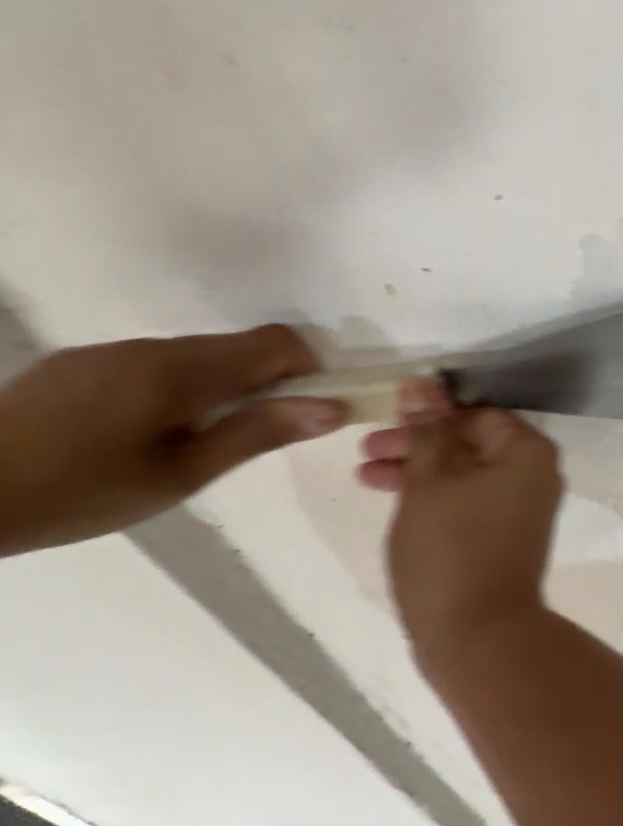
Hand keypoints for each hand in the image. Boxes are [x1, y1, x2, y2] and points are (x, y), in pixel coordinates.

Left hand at [0, 325, 346, 555]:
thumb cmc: (74, 494)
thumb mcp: (180, 476)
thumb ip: (258, 434)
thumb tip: (333, 408)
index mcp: (181, 371)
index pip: (278, 342)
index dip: (308, 369)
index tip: (305, 410)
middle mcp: (150, 348)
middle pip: (237, 348)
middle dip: (264, 382)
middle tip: (248, 437)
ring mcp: (107, 354)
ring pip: (195, 357)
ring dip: (216, 387)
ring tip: (185, 443)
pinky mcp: (75, 366)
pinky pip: (150, 365)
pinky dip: (171, 389)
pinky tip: (132, 435)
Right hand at [357, 379, 563, 656]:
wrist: (479, 633)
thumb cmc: (452, 549)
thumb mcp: (429, 482)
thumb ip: (426, 431)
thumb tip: (423, 383)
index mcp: (529, 450)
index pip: (479, 413)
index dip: (431, 412)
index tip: (384, 416)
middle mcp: (537, 471)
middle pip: (473, 440)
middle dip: (420, 440)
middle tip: (366, 447)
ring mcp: (525, 504)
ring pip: (468, 470)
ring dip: (420, 467)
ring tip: (365, 473)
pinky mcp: (508, 532)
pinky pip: (471, 497)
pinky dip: (436, 493)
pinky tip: (393, 498)